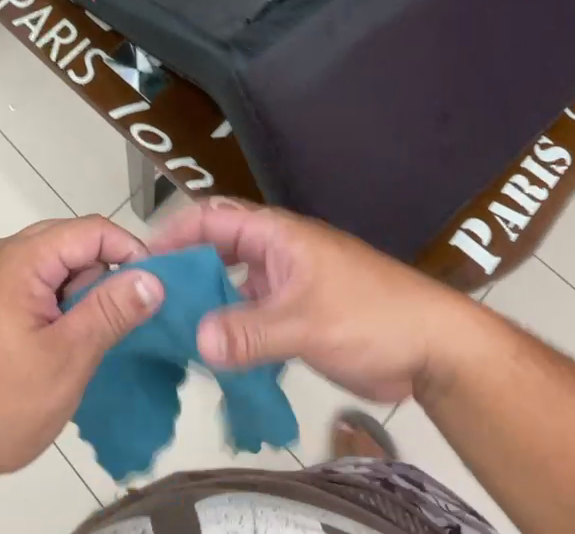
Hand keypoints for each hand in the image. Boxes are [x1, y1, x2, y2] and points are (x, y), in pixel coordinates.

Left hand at [0, 216, 165, 490]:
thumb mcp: (66, 359)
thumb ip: (111, 311)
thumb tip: (153, 277)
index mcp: (20, 258)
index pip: (91, 230)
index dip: (131, 252)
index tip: (157, 291)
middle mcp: (0, 255)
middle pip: (72, 243)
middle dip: (104, 275)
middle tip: (122, 323)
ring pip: (53, 266)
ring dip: (80, 294)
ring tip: (86, 343)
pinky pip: (32, 284)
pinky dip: (56, 304)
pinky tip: (59, 344)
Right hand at [150, 199, 465, 401]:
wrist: (432, 348)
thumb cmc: (372, 315)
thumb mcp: (306, 322)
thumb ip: (250, 332)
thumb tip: (196, 340)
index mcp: (276, 235)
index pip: (212, 218)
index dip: (175, 232)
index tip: (141, 258)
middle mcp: (274, 254)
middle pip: (216, 252)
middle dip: (183, 271)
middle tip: (146, 299)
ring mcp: (284, 287)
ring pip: (230, 288)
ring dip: (204, 305)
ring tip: (166, 329)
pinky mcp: (294, 318)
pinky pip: (248, 318)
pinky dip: (228, 332)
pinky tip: (207, 356)